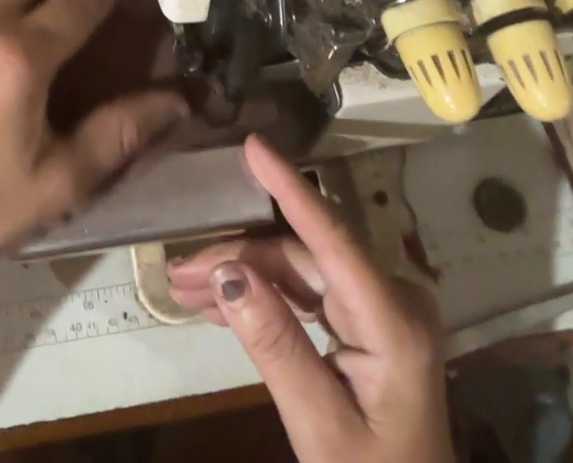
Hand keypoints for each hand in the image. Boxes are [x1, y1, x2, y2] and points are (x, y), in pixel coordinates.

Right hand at [168, 136, 453, 462]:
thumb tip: (228, 272)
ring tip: (185, 286)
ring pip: (298, 272)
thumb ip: (276, 344)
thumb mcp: (319, 425)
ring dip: (243, 277)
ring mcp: (380, 310)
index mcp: (393, 321)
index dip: (290, 187)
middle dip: (238, 257)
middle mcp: (392, 300)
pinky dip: (263, 299)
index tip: (253, 145)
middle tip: (179, 272)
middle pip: (303, 256)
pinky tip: (218, 305)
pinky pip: (306, 296)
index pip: (332, 238)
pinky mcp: (366, 325)